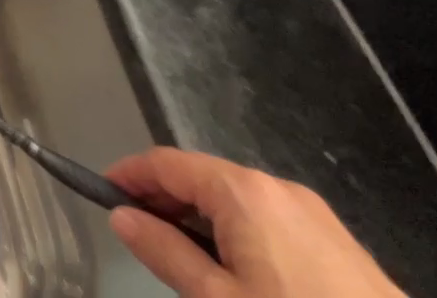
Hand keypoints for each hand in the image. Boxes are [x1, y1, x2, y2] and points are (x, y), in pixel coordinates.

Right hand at [106, 148, 405, 297]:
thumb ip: (164, 252)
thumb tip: (122, 216)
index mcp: (242, 191)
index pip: (165, 163)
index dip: (127, 175)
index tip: (101, 197)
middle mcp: (276, 187)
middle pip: (200, 177)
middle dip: (162, 199)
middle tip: (138, 236)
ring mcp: (312, 213)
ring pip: (233, 199)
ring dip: (198, 218)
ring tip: (182, 260)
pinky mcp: (336, 242)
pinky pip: (266, 219)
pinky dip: (234, 231)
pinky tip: (234, 273)